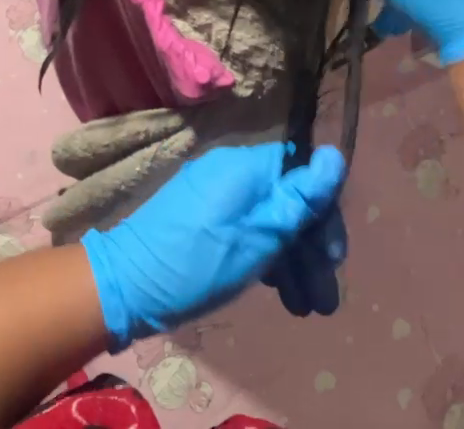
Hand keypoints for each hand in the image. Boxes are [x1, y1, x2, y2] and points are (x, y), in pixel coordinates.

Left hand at [82, 142, 346, 349]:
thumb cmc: (198, 263)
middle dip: (311, 249)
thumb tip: (337, 154)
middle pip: (288, 201)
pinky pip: (247, 230)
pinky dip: (267, 259)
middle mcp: (232, 172)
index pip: (302, 174)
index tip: (334, 259)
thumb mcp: (258, 237)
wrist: (126, 286)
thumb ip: (299, 199)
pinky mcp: (203, 219)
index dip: (324, 213)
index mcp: (245, 167)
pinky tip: (280, 294)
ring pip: (269, 221)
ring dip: (293, 262)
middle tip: (324, 300)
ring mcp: (216, 196)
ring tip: (307, 309)